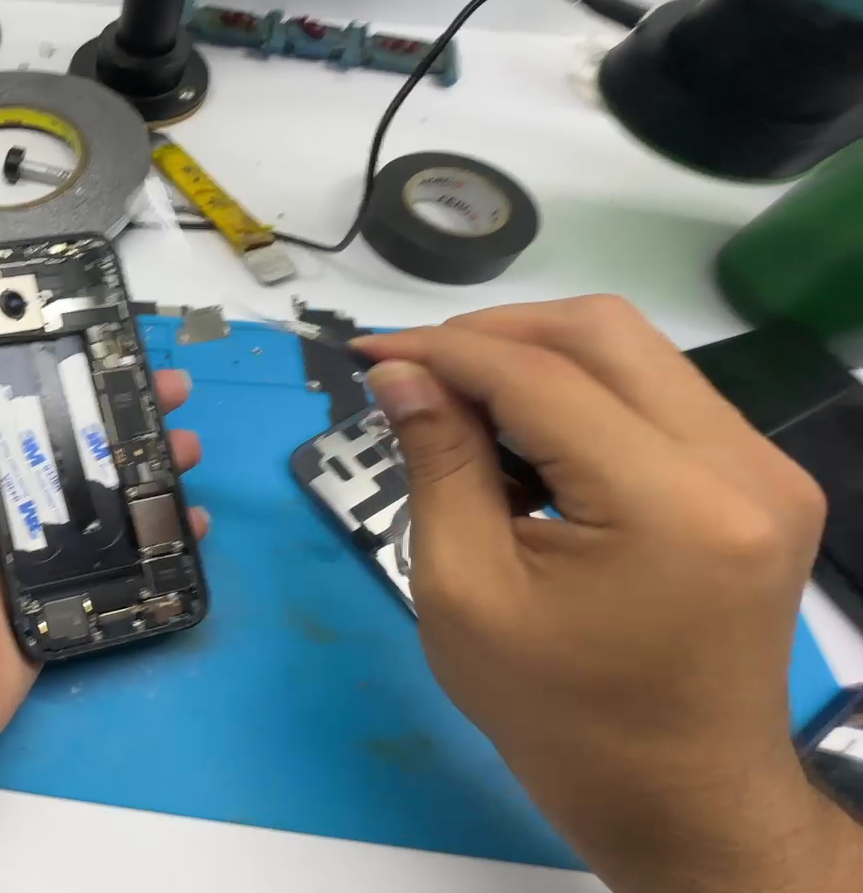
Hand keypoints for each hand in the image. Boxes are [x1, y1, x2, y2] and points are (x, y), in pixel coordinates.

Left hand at [0, 344, 205, 786]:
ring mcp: (34, 558)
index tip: (113, 355)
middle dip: (122, 423)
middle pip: (73, 452)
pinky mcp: (59, 604)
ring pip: (101, 505)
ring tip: (189, 453)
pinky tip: (190, 530)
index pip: (24, 411)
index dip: (68, 381)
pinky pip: (115, 567)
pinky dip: (152, 546)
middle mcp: (3, 506)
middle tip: (173, 399)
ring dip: (145, 476)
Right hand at [352, 296, 857, 892]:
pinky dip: (560, 390)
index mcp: (669, 505)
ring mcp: (757, 470)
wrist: (672, 791)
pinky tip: (507, 437)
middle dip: (485, 334)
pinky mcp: (746, 481)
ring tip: (448, 404)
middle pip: (599, 330)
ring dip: (521, 357)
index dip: (438, 350)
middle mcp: (739, 467)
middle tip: (408, 372)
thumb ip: (435, 462)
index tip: (363, 353)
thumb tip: (397, 372)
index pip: (536, 376)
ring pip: (625, 349)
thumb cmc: (550, 704)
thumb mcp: (462, 583)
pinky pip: (644, 390)